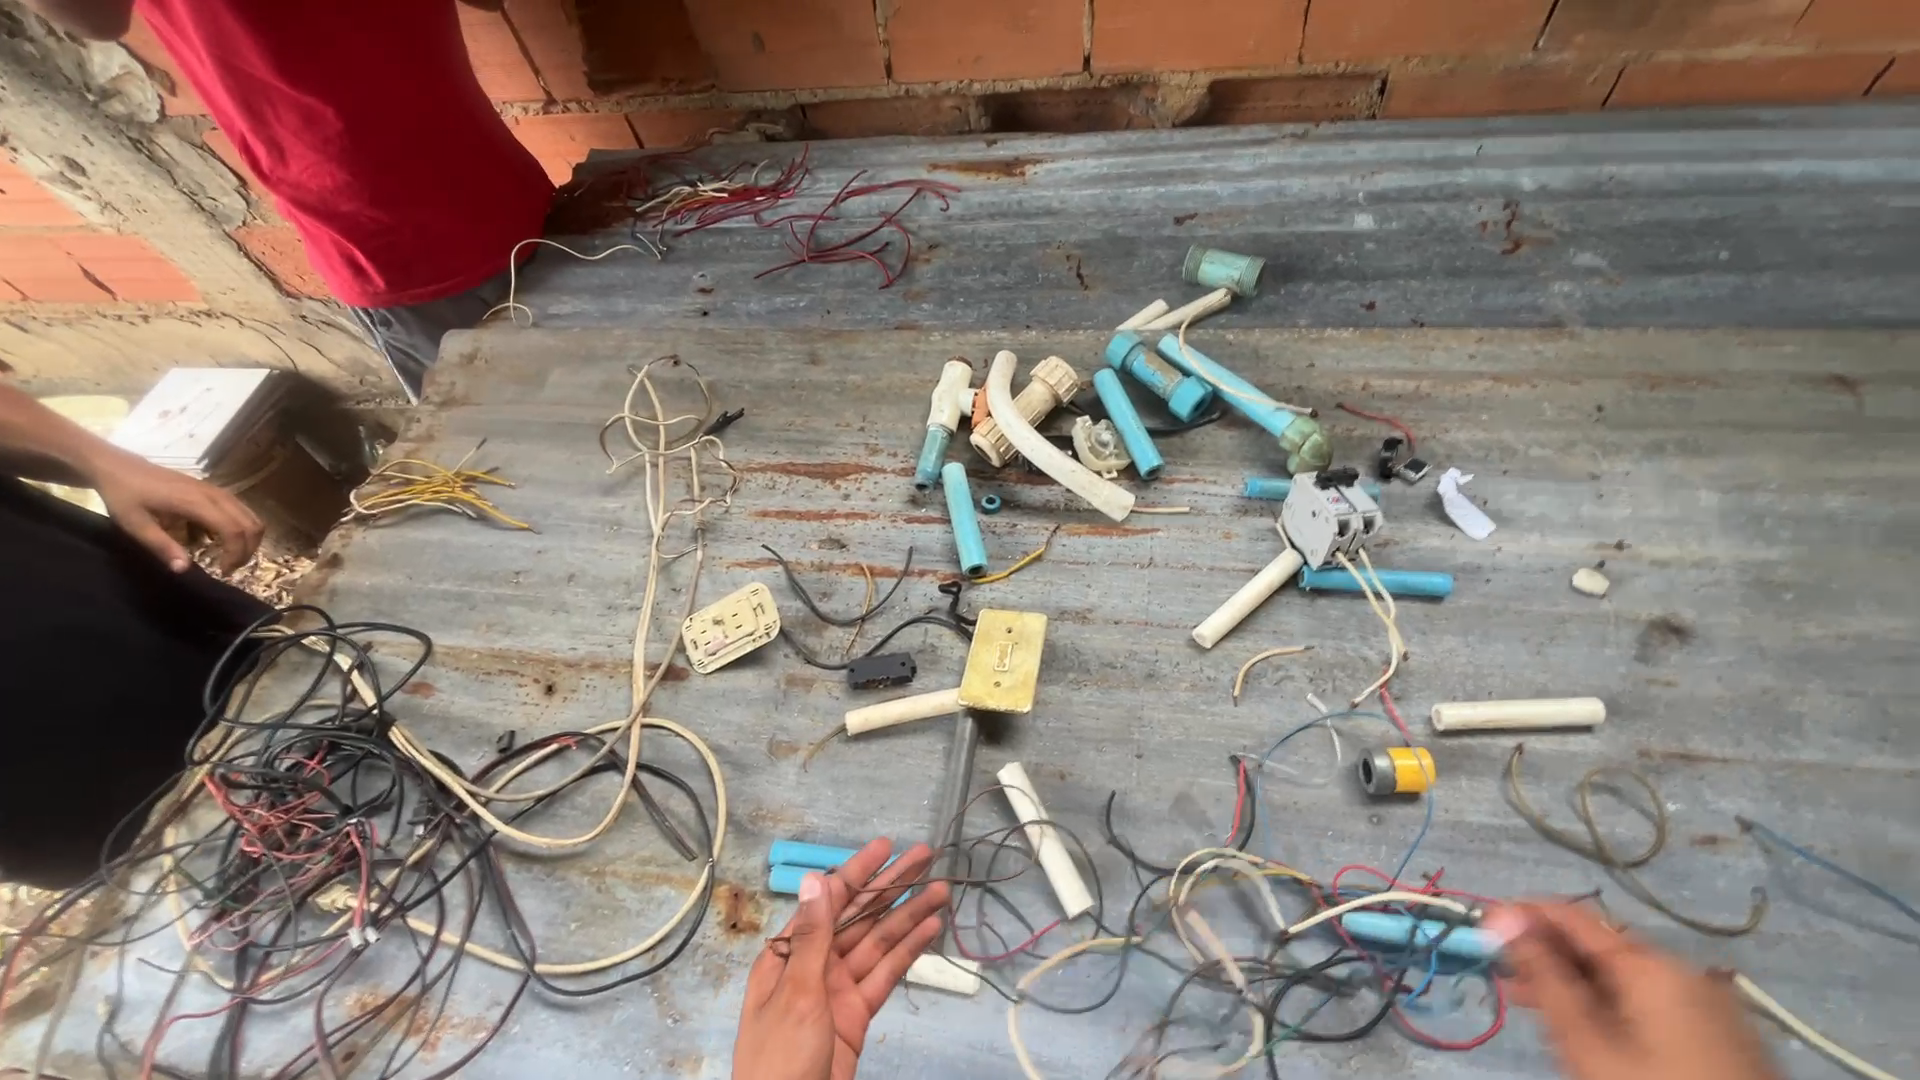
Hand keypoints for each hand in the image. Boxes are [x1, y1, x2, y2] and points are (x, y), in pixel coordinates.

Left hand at [89, 450, 263, 572]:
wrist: (119, 467)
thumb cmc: (124, 495)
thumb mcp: (134, 524)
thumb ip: (162, 546)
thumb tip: (183, 569)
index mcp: (198, 504)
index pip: (234, 531)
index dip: (235, 553)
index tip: (222, 571)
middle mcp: (217, 496)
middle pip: (252, 526)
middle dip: (247, 550)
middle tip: (230, 567)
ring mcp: (220, 492)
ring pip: (253, 519)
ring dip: (249, 540)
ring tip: (232, 555)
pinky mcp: (218, 492)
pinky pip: (244, 513)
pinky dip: (243, 530)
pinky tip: (223, 539)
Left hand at [734, 839, 951, 1079]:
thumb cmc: (780, 1058)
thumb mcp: (795, 994)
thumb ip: (813, 937)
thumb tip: (815, 879)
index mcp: (788, 954)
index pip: (829, 901)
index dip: (859, 871)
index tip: (886, 846)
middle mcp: (814, 964)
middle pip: (859, 916)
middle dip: (891, 886)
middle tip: (925, 856)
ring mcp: (838, 990)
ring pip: (878, 943)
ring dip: (909, 916)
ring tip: (942, 891)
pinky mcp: (857, 1015)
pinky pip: (885, 975)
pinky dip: (907, 953)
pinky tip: (930, 930)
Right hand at [1487, 903, 1780, 1079]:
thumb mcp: (1584, 1040)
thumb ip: (1542, 973)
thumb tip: (1503, 918)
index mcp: (1651, 964)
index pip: (1571, 915)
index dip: (1521, 914)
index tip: (1482, 925)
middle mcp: (1685, 971)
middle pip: (1599, 946)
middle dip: (1545, 953)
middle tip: (1502, 973)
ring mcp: (1713, 1005)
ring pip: (1624, 976)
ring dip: (1575, 981)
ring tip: (1532, 1001)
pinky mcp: (1726, 1035)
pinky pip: (1654, 1001)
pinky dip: (1613, 1002)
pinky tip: (1589, 1025)